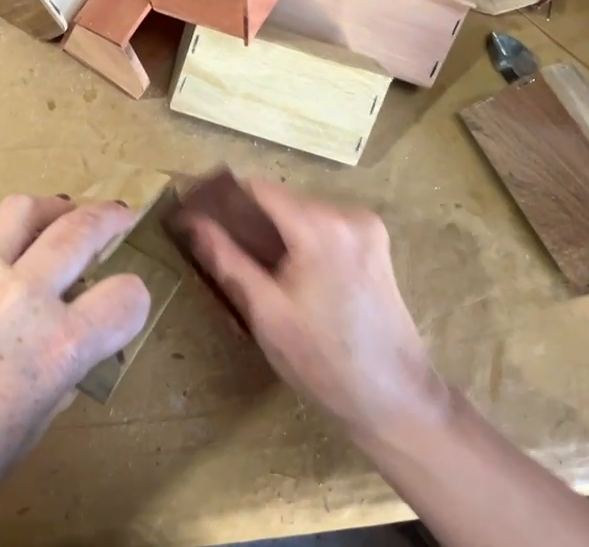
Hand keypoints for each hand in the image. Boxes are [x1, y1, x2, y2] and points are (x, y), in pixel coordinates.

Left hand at [0, 195, 151, 546]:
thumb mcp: (30, 424)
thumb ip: (59, 372)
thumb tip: (72, 346)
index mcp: (57, 346)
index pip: (125, 298)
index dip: (134, 300)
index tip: (128, 300)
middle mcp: (21, 297)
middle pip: (80, 229)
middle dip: (109, 217)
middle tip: (119, 216)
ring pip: (24, 211)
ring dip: (53, 208)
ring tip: (61, 212)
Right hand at [171, 179, 447, 438]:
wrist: (397, 400)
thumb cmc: (324, 362)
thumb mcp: (265, 312)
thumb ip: (226, 259)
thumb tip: (192, 222)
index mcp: (321, 226)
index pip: (257, 189)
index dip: (219, 199)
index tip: (192, 214)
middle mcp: (348, 215)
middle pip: (279, 200)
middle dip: (244, 220)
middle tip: (213, 247)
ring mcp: (366, 228)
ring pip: (298, 213)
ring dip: (269, 232)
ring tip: (244, 265)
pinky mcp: (373, 244)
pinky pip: (320, 227)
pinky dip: (295, 241)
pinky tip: (281, 273)